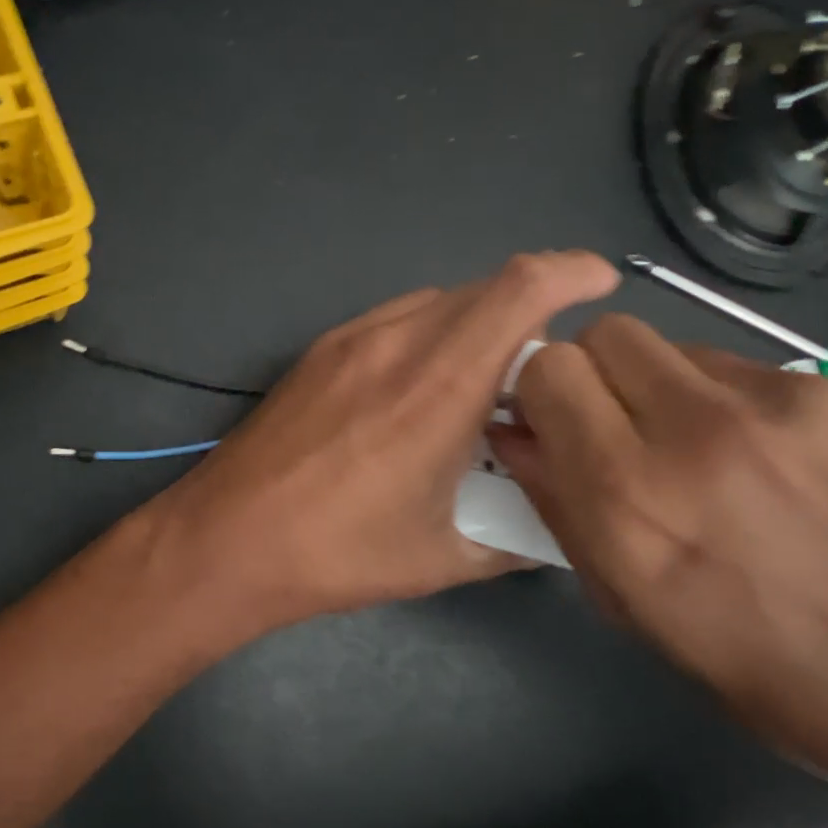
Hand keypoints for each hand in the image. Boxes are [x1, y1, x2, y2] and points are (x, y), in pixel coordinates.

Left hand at [140, 252, 618, 639]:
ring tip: (481, 383)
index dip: (572, 270)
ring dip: (475, 324)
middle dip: (529, 313)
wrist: (226, 541)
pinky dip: (430, 335)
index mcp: (441, 383)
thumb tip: (556, 531)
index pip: (522, 288)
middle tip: (540, 371)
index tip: (602, 283)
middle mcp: (398, 341)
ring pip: (437, 301)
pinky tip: (421, 391)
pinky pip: (394, 319)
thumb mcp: (442, 557)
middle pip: (485, 288)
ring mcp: (351, 341)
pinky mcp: (317, 353)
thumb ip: (515, 540)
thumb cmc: (338, 553)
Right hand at [489, 315, 827, 800]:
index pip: (549, 371)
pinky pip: (754, 371)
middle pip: (609, 332)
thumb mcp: (624, 601)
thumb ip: (558, 504)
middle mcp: (698, 432)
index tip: (555, 424)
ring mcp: (783, 402)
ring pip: (680, 345)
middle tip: (619, 427)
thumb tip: (515, 434)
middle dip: (597, 373)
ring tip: (708, 454)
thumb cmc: (747, 661)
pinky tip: (778, 464)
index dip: (543, 394)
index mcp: (630, 497)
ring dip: (667, 388)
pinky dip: (740, 405)